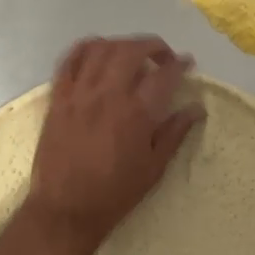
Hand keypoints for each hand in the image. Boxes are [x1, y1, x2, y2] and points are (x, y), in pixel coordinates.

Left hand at [26, 36, 203, 248]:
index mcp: (136, 113)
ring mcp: (79, 94)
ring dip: (122, 44)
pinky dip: (85, 49)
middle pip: (132, 50)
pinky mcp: (58, 98)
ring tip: (132, 54)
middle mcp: (108, 95)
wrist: (65, 210)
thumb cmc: (115, 193)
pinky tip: (97, 53)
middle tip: (163, 57)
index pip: (164, 75)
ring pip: (101, 49)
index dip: (179, 64)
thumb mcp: (154, 168)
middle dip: (153, 46)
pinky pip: (69, 60)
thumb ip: (175, 133)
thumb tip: (196, 108)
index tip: (187, 64)